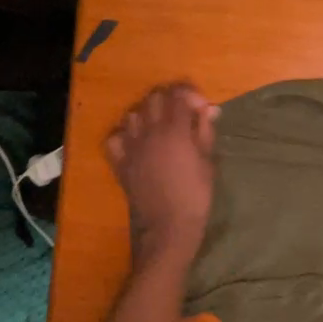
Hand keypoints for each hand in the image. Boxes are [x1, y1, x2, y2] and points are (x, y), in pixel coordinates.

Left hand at [105, 83, 220, 271]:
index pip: (178, 94)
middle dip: (169, 100)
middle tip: (182, 114)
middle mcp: (149, 132)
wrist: (168, 227)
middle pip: (154, 98)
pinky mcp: (120, 162)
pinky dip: (124, 134)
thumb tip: (208, 109)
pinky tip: (136, 142)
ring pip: (133, 113)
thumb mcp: (207, 161)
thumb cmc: (195, 195)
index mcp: (175, 130)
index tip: (201, 108)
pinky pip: (114, 137)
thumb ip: (205, 131)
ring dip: (147, 114)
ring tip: (160, 127)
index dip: (191, 94)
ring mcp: (131, 146)